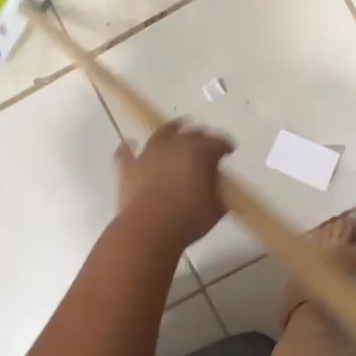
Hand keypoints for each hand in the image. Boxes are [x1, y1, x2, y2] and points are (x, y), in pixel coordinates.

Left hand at [114, 121, 233, 247]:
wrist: (149, 228)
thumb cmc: (188, 218)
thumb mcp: (217, 207)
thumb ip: (219, 190)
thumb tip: (216, 184)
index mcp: (199, 152)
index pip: (217, 142)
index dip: (225, 146)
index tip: (230, 151)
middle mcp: (174, 145)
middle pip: (192, 134)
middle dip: (202, 137)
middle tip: (207, 144)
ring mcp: (149, 154)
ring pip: (162, 134)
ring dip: (171, 129)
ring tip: (176, 127)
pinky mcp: (129, 167)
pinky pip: (126, 153)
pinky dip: (128, 148)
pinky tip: (129, 144)